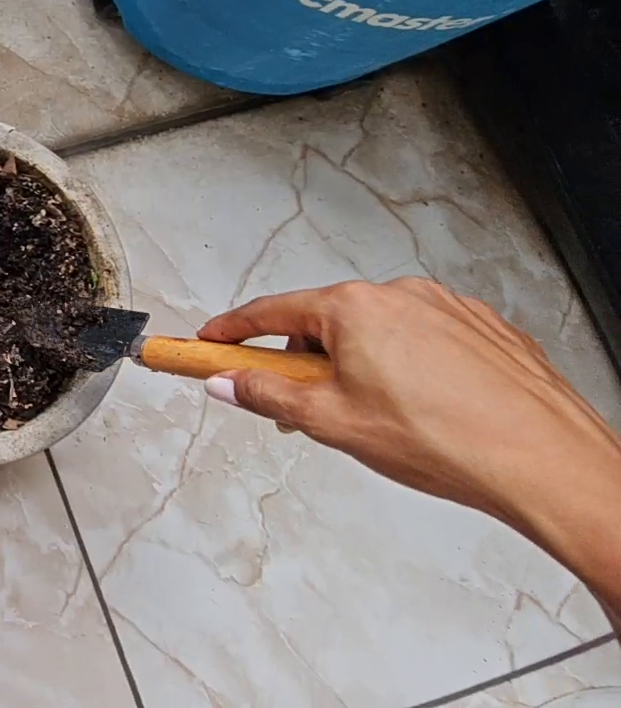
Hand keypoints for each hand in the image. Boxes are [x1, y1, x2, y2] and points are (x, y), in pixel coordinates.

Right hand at [200, 278, 620, 600]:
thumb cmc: (451, 443)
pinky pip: (422, 337)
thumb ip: (264, 395)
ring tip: (368, 410)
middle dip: (301, 357)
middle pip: (321, 319)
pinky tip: (413, 404)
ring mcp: (450, 310)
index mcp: (354, 307)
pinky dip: (402, 362)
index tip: (212, 339)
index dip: (231, 330)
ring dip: (353, 360)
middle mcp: (400, 296)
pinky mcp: (489, 332)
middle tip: (300, 398)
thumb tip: (227, 384)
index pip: (268, 312)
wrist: (557, 473)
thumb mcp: (328, 421)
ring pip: (373, 328)